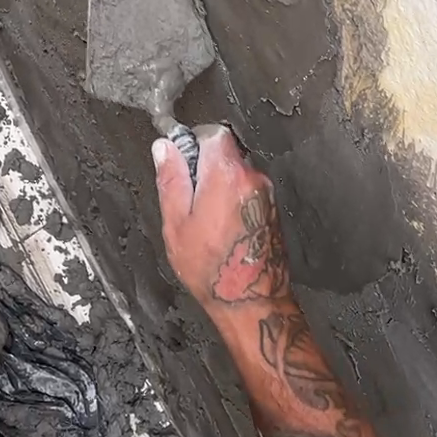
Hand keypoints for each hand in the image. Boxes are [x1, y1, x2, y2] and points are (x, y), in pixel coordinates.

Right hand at [153, 124, 290, 308]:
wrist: (252, 302)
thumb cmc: (212, 269)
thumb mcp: (176, 223)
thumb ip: (171, 179)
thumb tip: (165, 148)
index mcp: (227, 175)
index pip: (212, 133)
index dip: (192, 142)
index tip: (179, 161)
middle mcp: (253, 178)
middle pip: (225, 152)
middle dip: (203, 167)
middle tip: (188, 200)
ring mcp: (266, 194)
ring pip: (235, 172)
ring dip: (217, 185)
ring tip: (204, 220)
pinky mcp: (271, 209)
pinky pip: (246, 191)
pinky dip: (231, 200)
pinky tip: (220, 229)